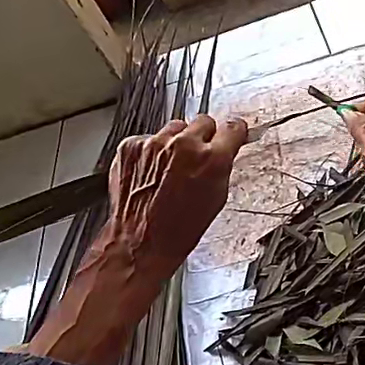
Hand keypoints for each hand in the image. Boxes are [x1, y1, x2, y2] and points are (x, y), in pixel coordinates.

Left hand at [102, 113, 248, 274]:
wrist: (140, 242)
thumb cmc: (178, 229)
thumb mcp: (216, 197)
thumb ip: (222, 166)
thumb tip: (224, 151)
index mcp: (212, 159)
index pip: (232, 128)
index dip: (233, 131)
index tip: (232, 132)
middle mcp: (184, 146)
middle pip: (203, 122)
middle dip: (204, 137)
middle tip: (198, 157)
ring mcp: (154, 144)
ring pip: (174, 128)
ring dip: (176, 143)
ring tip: (172, 168)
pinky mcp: (131, 146)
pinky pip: (148, 139)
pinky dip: (151, 152)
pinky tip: (152, 173)